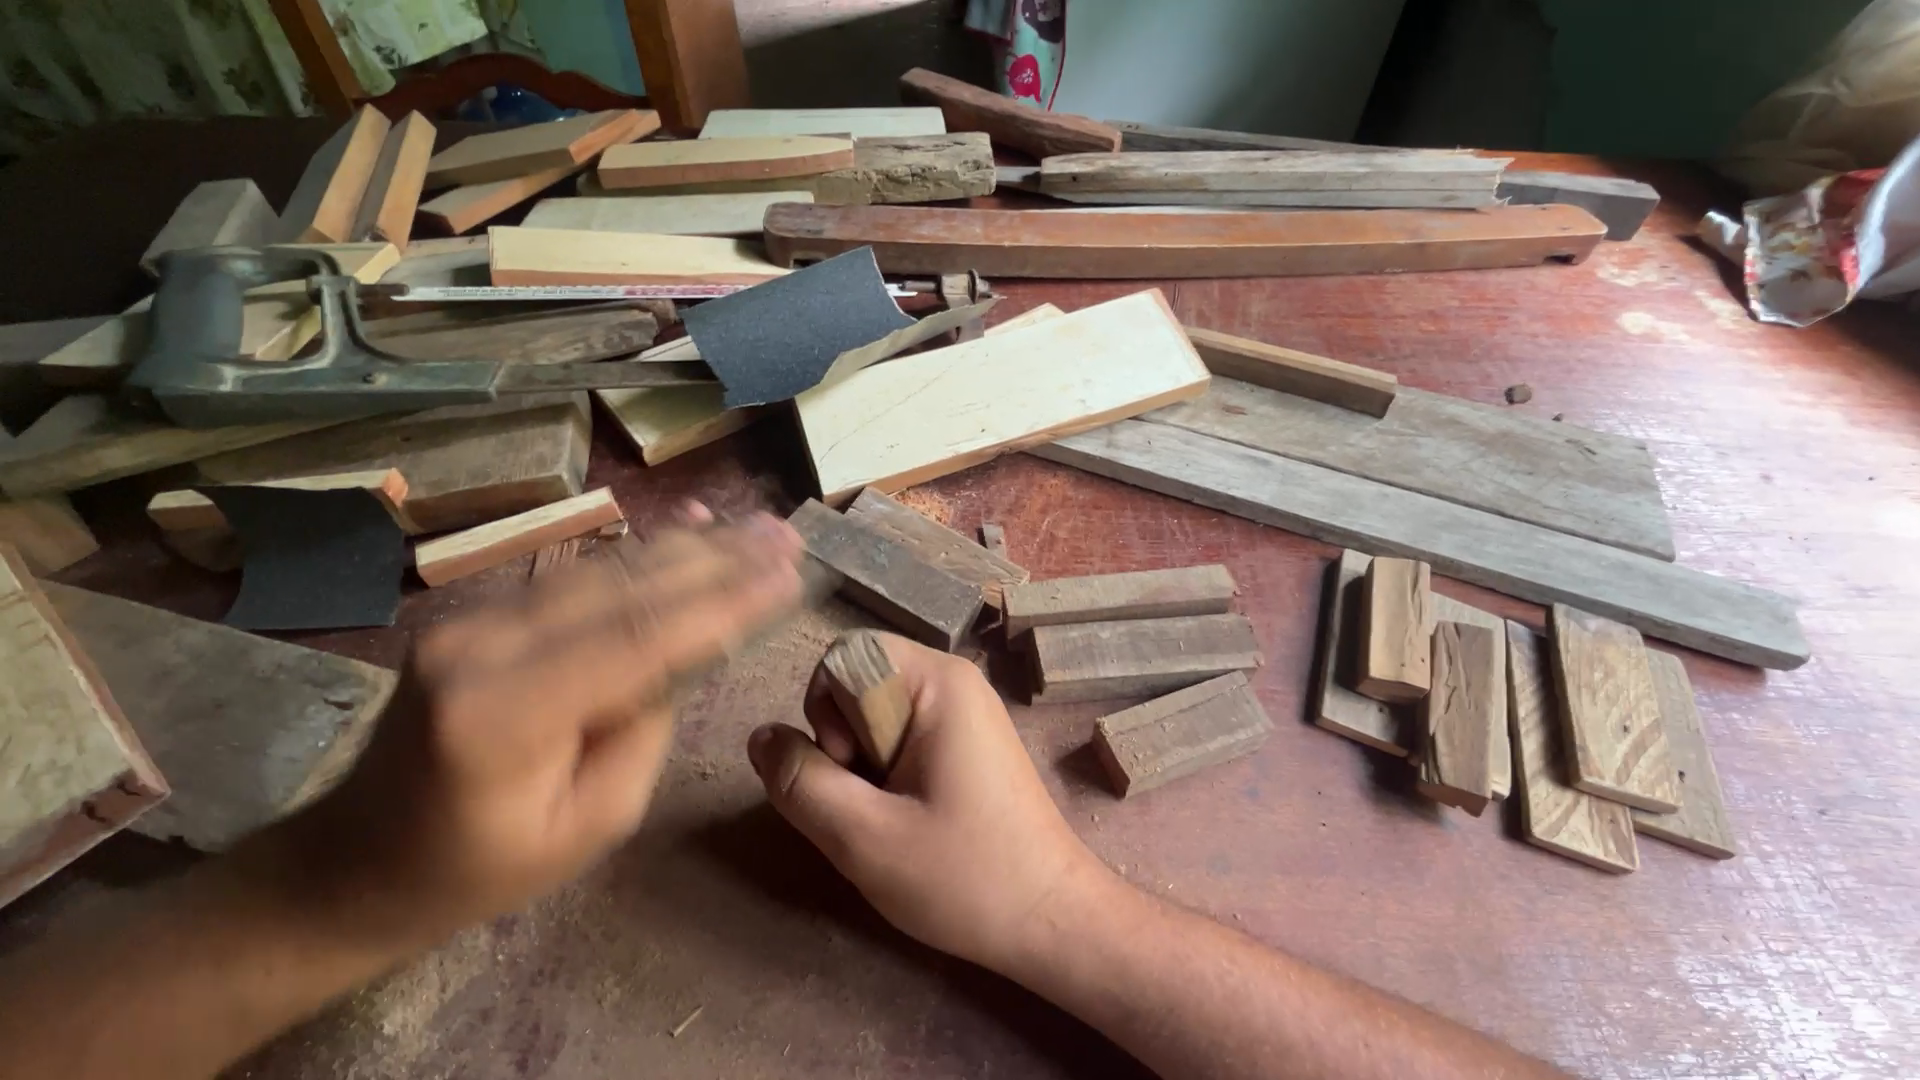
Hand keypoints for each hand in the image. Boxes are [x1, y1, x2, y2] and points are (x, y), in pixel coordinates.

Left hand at [267, 506, 803, 949]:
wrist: (354, 862)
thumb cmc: (482, 868)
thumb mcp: (593, 821)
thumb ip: (646, 726)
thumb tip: (691, 648)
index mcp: (505, 714)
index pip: (641, 637)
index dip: (724, 602)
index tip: (789, 575)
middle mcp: (482, 645)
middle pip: (625, 586)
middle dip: (717, 559)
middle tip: (786, 536)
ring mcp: (472, 619)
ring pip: (605, 568)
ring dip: (689, 546)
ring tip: (757, 526)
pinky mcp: (478, 613)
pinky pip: (578, 576)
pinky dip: (643, 553)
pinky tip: (687, 524)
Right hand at [747, 633, 1108, 973]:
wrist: (1052, 919)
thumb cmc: (966, 877)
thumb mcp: (865, 837)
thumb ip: (801, 782)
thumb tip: (760, 737)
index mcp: (938, 682)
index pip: (845, 654)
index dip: (827, 709)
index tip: (851, 768)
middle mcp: (953, 681)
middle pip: (857, 683)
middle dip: (842, 742)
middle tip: (871, 803)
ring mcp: (963, 711)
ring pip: (873, 715)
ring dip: (861, 766)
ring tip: (891, 819)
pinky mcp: (965, 743)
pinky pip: (900, 736)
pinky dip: (887, 774)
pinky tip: (908, 820)